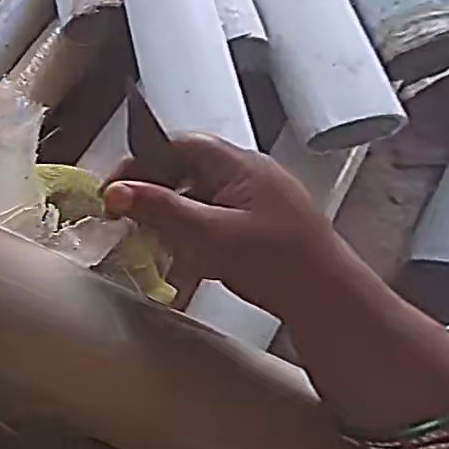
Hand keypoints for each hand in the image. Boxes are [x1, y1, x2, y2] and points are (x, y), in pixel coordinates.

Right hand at [101, 133, 358, 318]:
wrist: (331, 304)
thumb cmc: (278, 264)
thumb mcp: (210, 235)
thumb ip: (161, 209)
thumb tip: (116, 191)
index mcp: (242, 166)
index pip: (180, 145)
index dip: (142, 160)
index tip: (116, 186)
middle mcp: (249, 175)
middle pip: (186, 169)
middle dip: (151, 188)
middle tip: (125, 211)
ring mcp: (255, 200)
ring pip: (196, 193)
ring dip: (168, 210)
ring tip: (148, 232)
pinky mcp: (257, 224)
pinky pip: (211, 214)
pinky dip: (187, 227)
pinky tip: (179, 250)